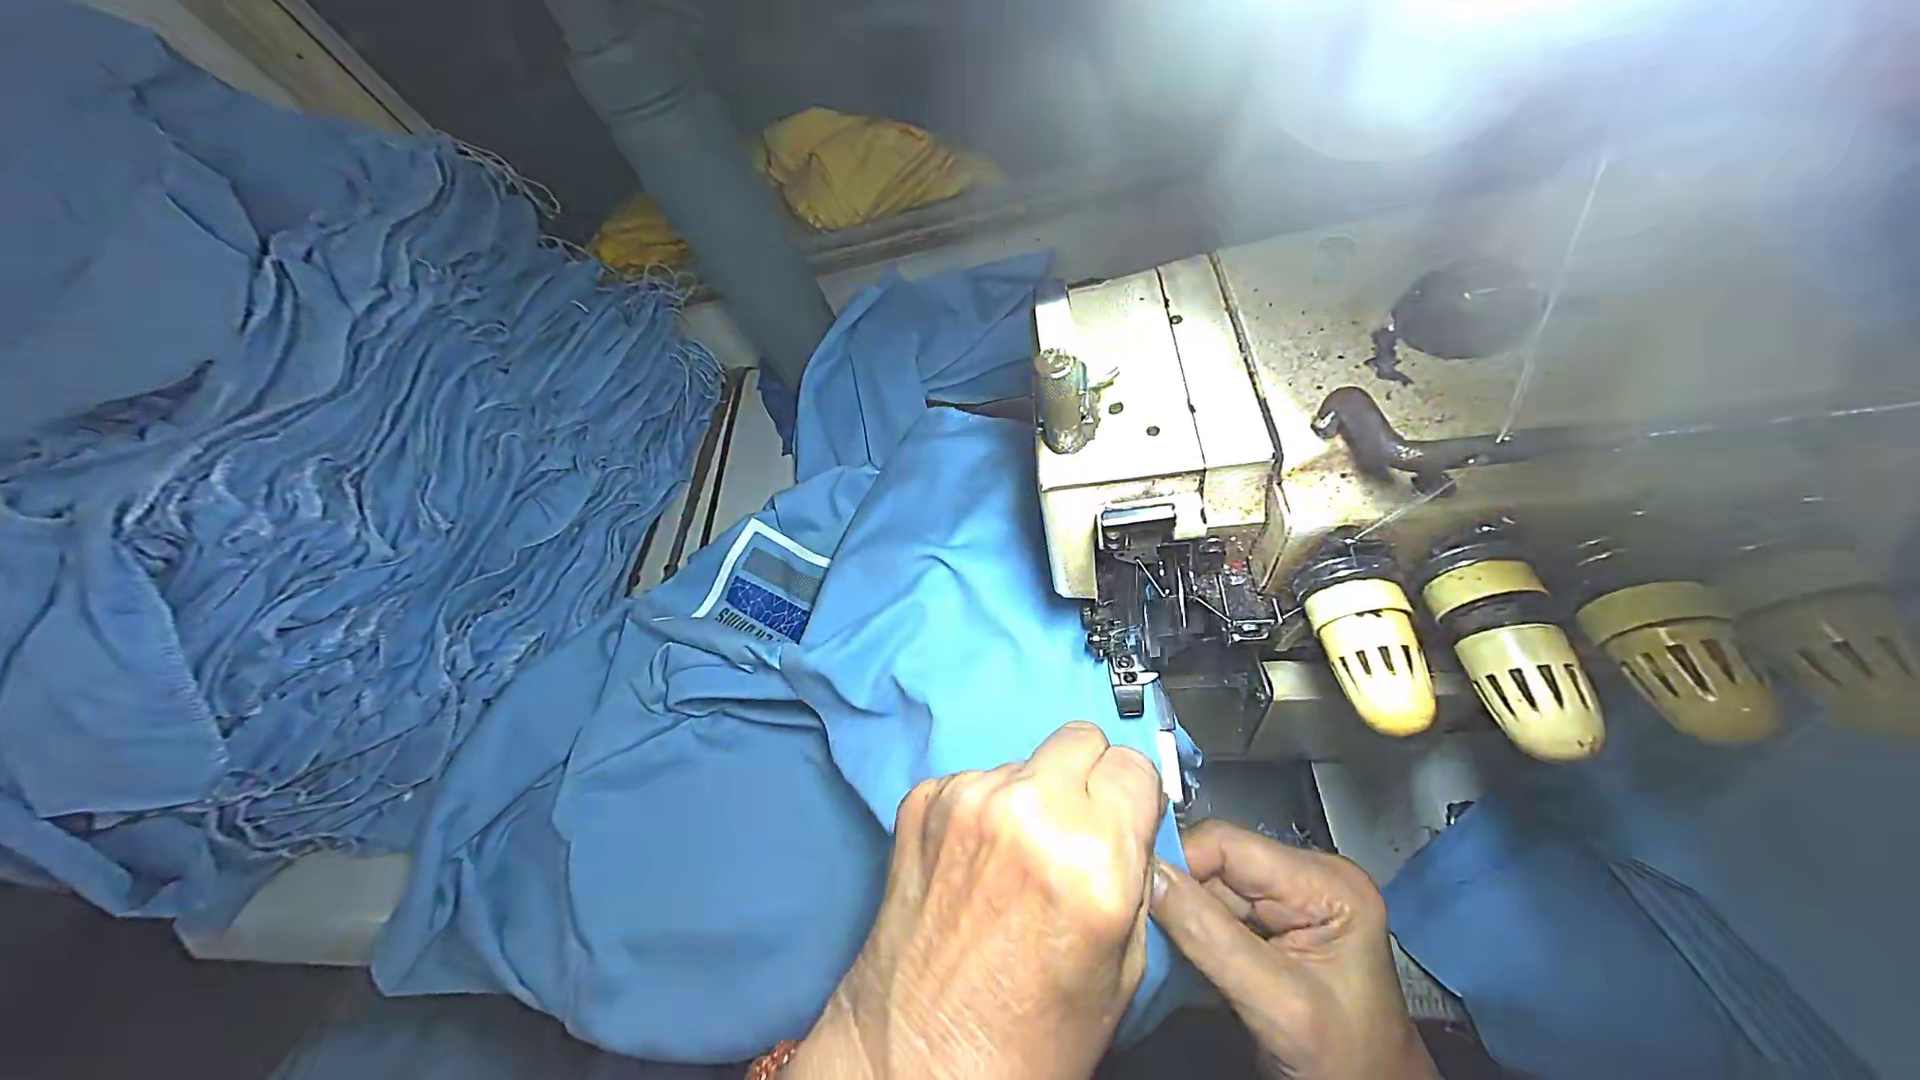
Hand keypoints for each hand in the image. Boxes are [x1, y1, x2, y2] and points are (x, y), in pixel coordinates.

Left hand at [790, 721, 1165, 1078]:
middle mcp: (1027, 809)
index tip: (1121, 815)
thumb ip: (1133, 872)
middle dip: (1086, 775)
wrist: (920, 1056)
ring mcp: (966, 797)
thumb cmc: (1031, 1034)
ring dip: (1031, 794)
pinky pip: (976, 778)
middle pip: (1079, 737)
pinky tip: (974, 861)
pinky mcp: (922, 799)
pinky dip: (983, 808)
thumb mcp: (1122, 966)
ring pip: (1025, 759)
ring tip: (1016, 856)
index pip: (1133, 765)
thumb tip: (1128, 816)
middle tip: (1075, 823)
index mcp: (1092, 855)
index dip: (1131, 796)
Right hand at [1150, 820, 1438, 1079]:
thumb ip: (1211, 937)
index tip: (1139, 891)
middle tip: (1146, 925)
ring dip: (1179, 916)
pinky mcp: (1266, 926)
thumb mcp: (1280, 1005)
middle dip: (1178, 894)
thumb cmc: (1350, 1068)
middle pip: (1213, 863)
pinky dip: (1189, 931)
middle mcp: (1304, 878)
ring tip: (1161, 944)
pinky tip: (1179, 952)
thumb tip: (1148, 876)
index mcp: (1326, 883)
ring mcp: (1285, 902)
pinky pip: (1210, 911)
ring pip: (1205, 887)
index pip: (1227, 844)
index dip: (1179, 862)